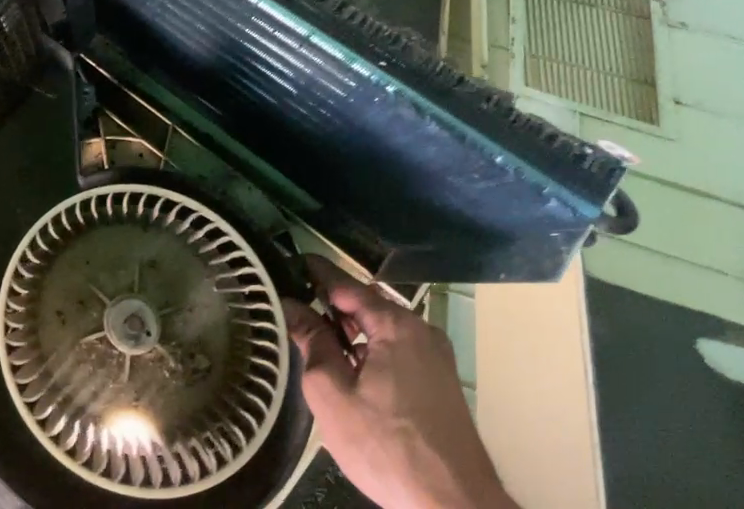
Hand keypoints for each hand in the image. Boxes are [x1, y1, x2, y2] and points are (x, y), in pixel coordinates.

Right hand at [282, 255, 516, 508]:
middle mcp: (421, 332)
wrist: (454, 506)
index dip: (316, 272)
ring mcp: (436, 358)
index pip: (346, 284)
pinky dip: (369, 348)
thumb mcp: (332, 392)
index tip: (289, 260)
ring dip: (350, 330)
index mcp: (396, 326)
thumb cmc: (386, 446)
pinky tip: (348, 368)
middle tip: (293, 306)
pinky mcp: (440, 383)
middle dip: (331, 304)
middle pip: (366, 305)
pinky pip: (397, 349)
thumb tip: (291, 305)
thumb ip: (311, 341)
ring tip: (315, 338)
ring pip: (382, 329)